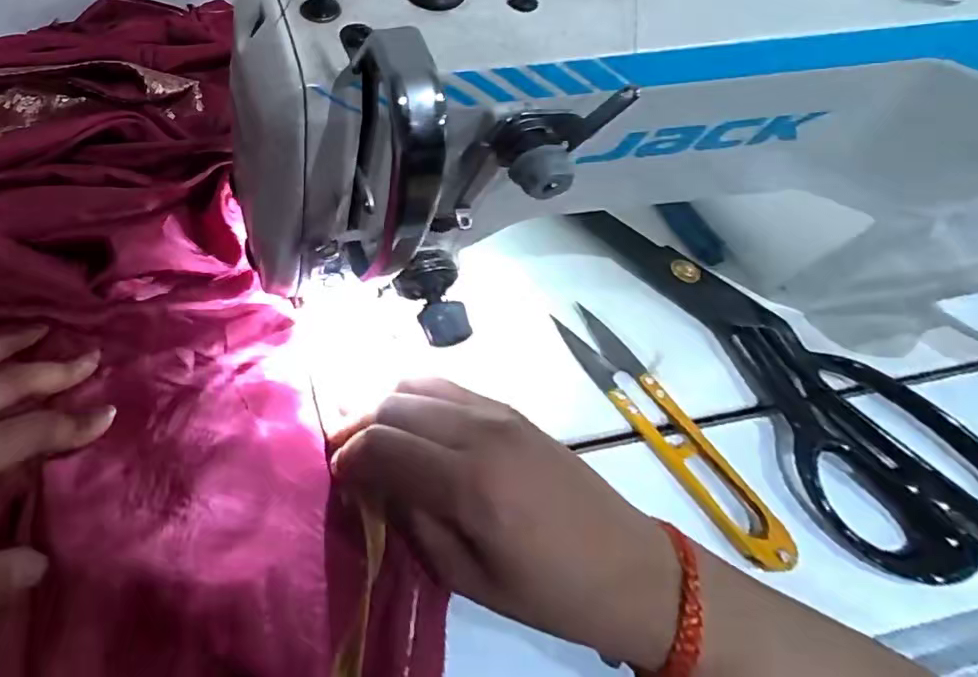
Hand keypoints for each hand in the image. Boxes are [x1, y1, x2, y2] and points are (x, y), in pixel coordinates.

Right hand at [331, 378, 679, 669]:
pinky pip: (441, 384)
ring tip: (371, 433)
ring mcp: (495, 414)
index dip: (349, 455)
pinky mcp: (507, 408)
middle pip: (390, 406)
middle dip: (356, 426)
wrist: (639, 574)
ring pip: (410, 386)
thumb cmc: (552, 592)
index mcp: (471, 486)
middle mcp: (479, 435)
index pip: (382, 445)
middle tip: (345, 453)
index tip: (338, 473)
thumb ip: (411, 522)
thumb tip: (374, 483)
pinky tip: (407, 419)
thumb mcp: (468, 578)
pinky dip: (410, 395)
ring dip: (380, 406)